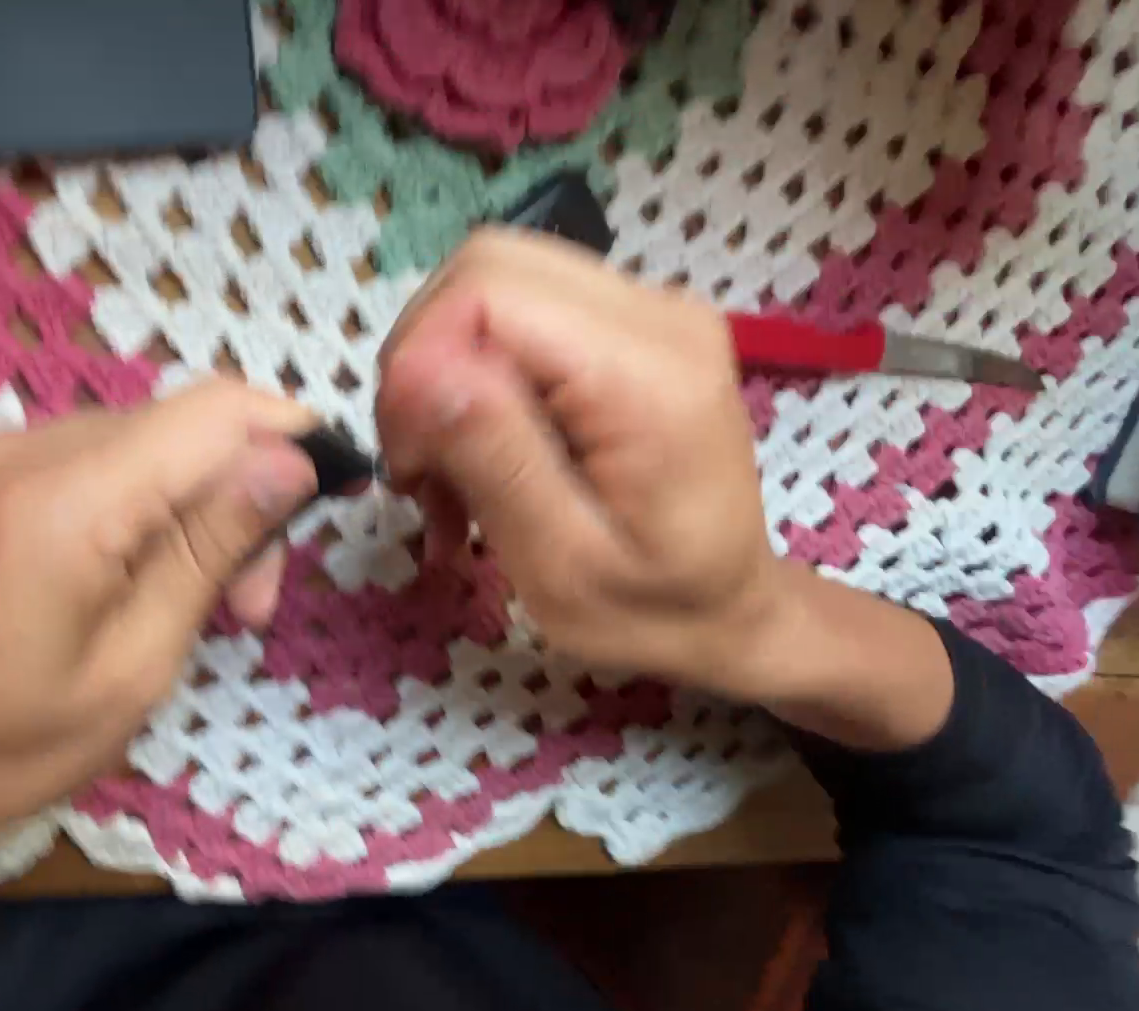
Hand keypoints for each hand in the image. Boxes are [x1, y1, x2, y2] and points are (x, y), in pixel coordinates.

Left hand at [0, 378, 317, 895]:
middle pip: (176, 427)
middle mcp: (16, 449)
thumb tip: (289, 461)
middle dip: (237, 493)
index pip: (209, 414)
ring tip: (191, 598)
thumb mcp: (136, 667)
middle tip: (250, 601)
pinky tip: (128, 570)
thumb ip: (210, 548)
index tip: (335, 483)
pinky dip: (131, 501)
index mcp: (61, 505)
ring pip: (135, 440)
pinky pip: (84, 458)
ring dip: (186, 502)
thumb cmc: (5, 750)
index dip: (286, 431)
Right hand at [376, 228, 782, 693]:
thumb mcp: (560, 565)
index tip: (412, 464)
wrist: (725, 609)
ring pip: (487, 287)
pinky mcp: (620, 325)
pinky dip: (467, 377)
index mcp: (647, 374)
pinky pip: (510, 315)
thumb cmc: (648, 612)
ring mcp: (642, 310)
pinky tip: (473, 450)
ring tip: (444, 469)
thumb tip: (416, 367)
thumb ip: (495, 459)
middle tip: (419, 465)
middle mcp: (654, 313)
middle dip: (421, 363)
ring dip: (439, 374)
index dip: (419, 362)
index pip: (488, 291)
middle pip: (484, 270)